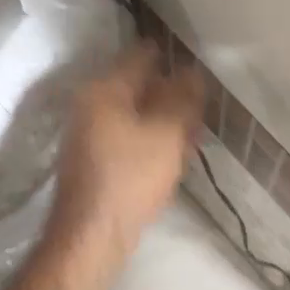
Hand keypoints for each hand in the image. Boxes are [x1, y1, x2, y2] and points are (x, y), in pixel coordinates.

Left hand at [51, 42, 205, 257]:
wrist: (93, 235)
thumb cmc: (132, 176)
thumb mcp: (168, 132)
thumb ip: (184, 97)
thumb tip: (192, 70)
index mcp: (104, 89)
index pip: (142, 54)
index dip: (172, 57)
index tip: (199, 64)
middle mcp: (90, 104)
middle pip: (139, 85)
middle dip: (171, 92)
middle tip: (201, 104)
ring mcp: (88, 133)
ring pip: (136, 112)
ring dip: (165, 118)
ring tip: (193, 131)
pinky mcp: (94, 159)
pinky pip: (129, 136)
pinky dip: (152, 138)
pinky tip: (173, 154)